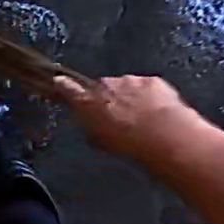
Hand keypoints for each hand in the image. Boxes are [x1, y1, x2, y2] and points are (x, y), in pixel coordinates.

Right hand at [47, 74, 219, 164]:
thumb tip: (87, 121)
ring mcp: (129, 81)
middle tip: (114, 116)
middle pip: (100, 87)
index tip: (59, 83)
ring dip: (128, 97)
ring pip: (124, 86)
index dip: (63, 86)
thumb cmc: (128, 142)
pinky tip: (154, 111)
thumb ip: (88, 125)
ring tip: (138, 118)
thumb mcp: (98, 140)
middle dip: (105, 98)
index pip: (67, 87)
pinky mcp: (152, 80)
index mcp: (87, 101)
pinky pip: (145, 85)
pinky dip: (148, 95)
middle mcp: (105, 86)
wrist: (164, 135)